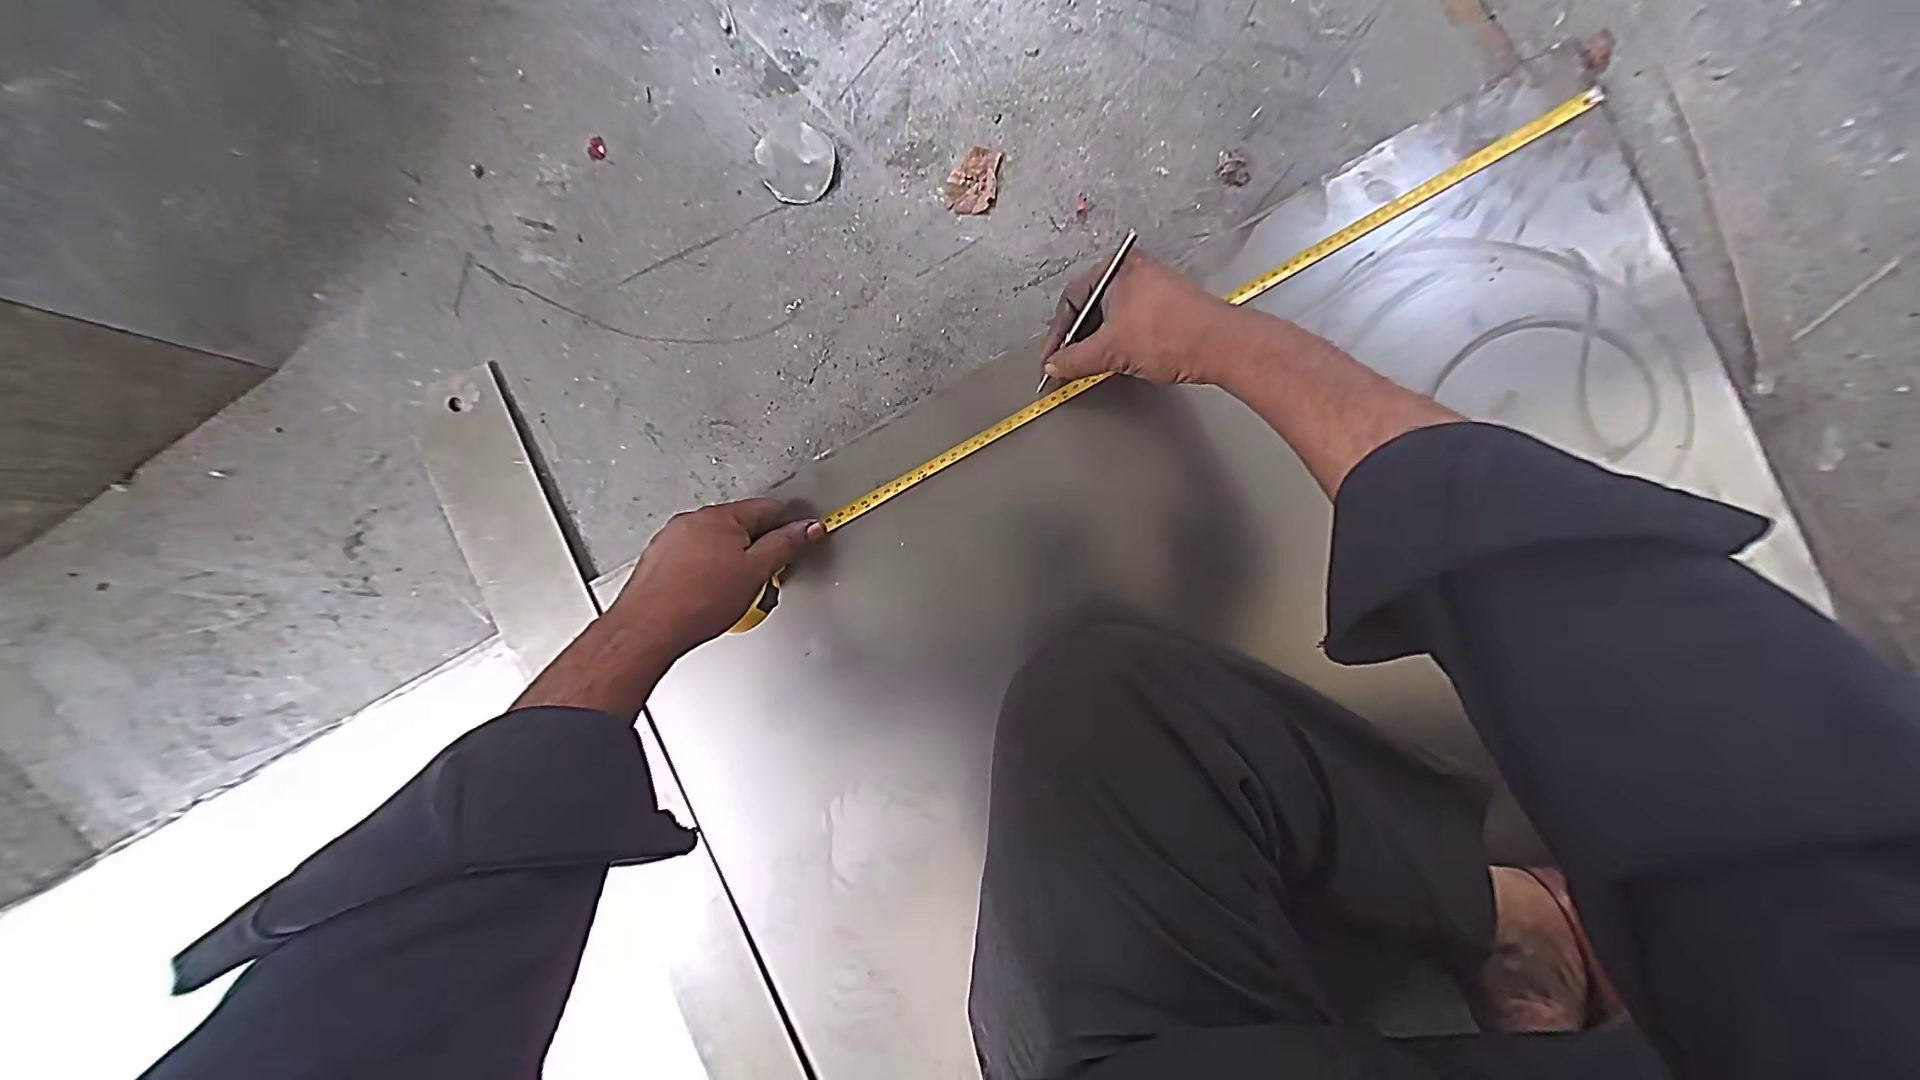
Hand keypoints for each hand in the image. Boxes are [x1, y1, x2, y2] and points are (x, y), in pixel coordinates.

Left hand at [610, 498, 826, 656]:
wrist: (649, 629)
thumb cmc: (695, 602)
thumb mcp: (757, 571)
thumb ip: (785, 544)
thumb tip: (805, 529)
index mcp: (719, 516)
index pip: (768, 508)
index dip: (791, 525)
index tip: (802, 538)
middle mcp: (693, 521)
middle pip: (742, 525)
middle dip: (760, 547)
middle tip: (767, 574)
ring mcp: (673, 539)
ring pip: (718, 542)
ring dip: (734, 560)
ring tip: (736, 590)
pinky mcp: (660, 559)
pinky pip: (696, 557)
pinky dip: (709, 571)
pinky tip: (711, 594)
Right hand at [1039, 248, 1291, 386]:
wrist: (1219, 346)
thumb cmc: (1175, 334)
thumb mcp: (1110, 351)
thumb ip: (1074, 359)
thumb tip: (1056, 365)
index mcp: (1117, 269)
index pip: (1070, 300)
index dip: (1057, 334)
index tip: (1052, 357)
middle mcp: (1135, 271)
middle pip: (1088, 307)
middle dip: (1075, 338)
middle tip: (1065, 362)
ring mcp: (1152, 287)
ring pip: (1108, 315)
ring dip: (1094, 341)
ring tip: (1088, 364)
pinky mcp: (1165, 306)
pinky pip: (1127, 320)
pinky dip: (1114, 340)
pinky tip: (1114, 357)